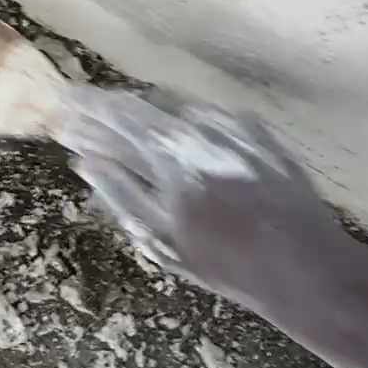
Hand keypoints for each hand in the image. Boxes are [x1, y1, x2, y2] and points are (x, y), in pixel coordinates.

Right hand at [54, 89, 367, 330]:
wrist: (305, 268)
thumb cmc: (224, 264)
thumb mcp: (161, 239)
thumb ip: (120, 194)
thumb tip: (85, 161)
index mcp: (170, 157)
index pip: (115, 119)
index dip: (85, 109)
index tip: (62, 100)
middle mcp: (200, 131)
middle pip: (142, 105)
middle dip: (107, 103)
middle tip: (81, 101)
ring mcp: (233, 128)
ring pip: (175, 105)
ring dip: (143, 107)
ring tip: (121, 113)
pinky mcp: (259, 133)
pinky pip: (209, 114)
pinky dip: (183, 117)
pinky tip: (176, 125)